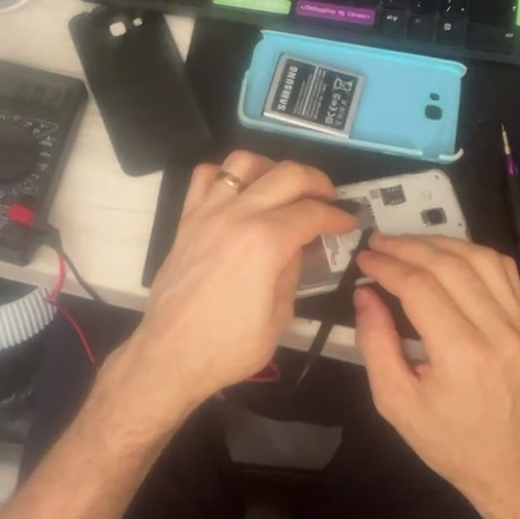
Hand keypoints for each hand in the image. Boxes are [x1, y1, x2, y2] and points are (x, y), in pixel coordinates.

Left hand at [113, 151, 355, 418]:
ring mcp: (207, 213)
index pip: (313, 213)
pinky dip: (226, 176)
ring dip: (271, 169)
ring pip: (243, 163)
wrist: (171, 355)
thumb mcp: (280, 317)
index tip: (348, 223)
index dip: (337, 216)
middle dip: (317, 182)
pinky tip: (239, 194)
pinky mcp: (186, 220)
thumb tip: (299, 247)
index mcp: (265, 242)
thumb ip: (293, 272)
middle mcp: (237, 216)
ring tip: (283, 190)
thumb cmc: (229, 347)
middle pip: (287, 175)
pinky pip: (205, 177)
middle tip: (328, 200)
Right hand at [352, 234, 519, 518]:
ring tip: (406, 245)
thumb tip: (365, 295)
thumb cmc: (450, 443)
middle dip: (407, 247)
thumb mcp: (395, 403)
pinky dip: (471, 254)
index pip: (420, 288)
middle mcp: (497, 332)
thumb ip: (376, 344)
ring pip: (480, 259)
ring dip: (439, 243)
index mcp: (461, 355)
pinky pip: (504, 272)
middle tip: (376, 244)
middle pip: (449, 265)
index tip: (362, 260)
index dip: (387, 266)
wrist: (515, 468)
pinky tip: (446, 255)